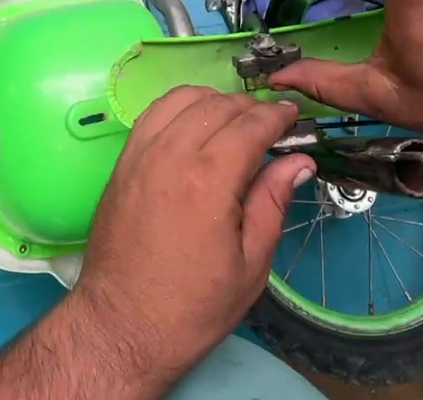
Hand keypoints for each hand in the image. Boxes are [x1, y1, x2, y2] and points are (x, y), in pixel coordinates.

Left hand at [68, 87, 315, 389]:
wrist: (122, 324)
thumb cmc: (193, 306)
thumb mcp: (250, 265)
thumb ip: (273, 202)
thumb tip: (299, 161)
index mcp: (209, 180)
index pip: (250, 125)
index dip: (276, 116)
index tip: (292, 116)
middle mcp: (172, 154)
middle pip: (218, 105)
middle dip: (250, 108)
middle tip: (270, 125)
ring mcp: (141, 153)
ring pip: (183, 98)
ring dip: (215, 100)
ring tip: (234, 120)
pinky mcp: (123, 160)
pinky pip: (153, 112)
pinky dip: (179, 105)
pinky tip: (194, 120)